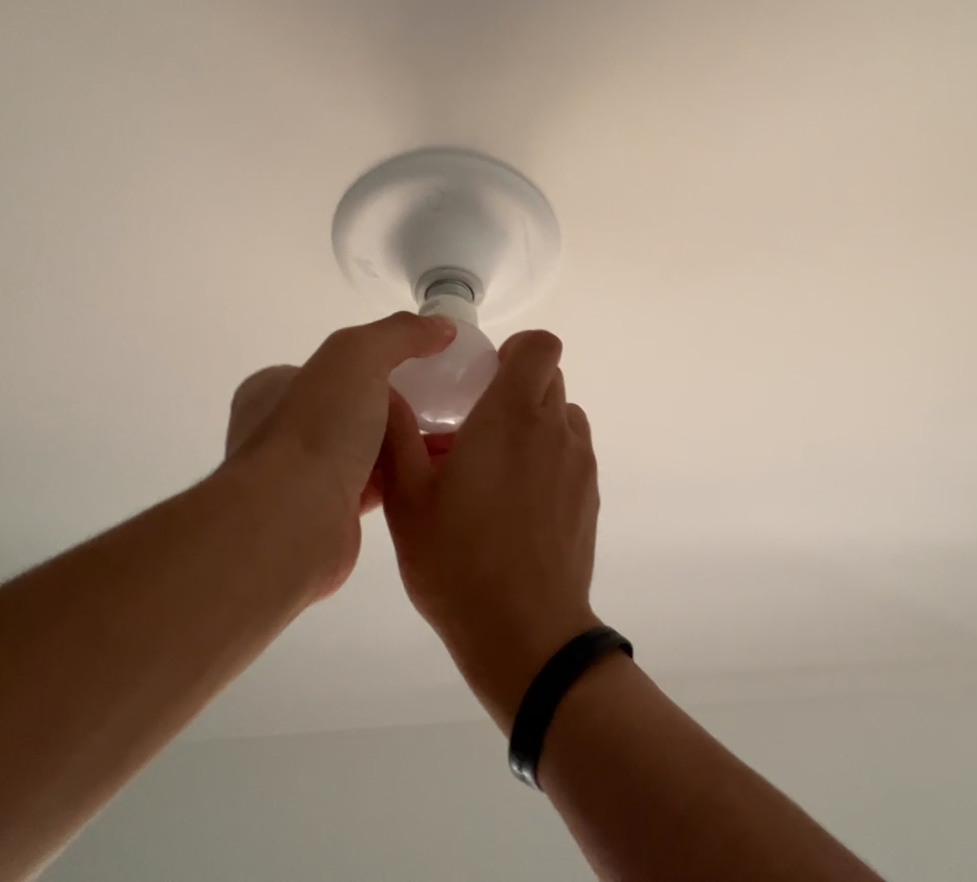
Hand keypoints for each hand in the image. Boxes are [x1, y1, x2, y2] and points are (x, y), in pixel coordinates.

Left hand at [223, 312, 455, 592]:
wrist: (295, 522)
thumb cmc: (317, 429)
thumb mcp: (358, 355)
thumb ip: (400, 334)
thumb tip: (442, 329)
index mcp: (272, 389)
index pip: (332, 369)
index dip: (376, 366)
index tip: (420, 371)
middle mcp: (279, 431)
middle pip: (353, 409)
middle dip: (396, 409)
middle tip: (442, 407)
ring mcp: (301, 477)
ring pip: (365, 451)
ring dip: (402, 448)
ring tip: (449, 440)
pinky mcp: (327, 515)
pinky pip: (375, 488)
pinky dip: (402, 481)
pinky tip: (433, 474)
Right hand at [379, 330, 601, 730]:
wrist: (524, 629)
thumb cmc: (457, 560)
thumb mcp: (407, 498)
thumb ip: (396, 435)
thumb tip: (385, 392)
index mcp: (512, 415)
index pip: (541, 346)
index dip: (518, 349)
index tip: (485, 375)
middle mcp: (555, 429)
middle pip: (550, 379)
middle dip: (516, 388)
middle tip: (476, 424)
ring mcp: (580, 463)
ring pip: (562, 417)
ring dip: (533, 424)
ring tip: (496, 467)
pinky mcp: (591, 495)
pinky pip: (571, 454)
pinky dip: (548, 458)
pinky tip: (517, 502)